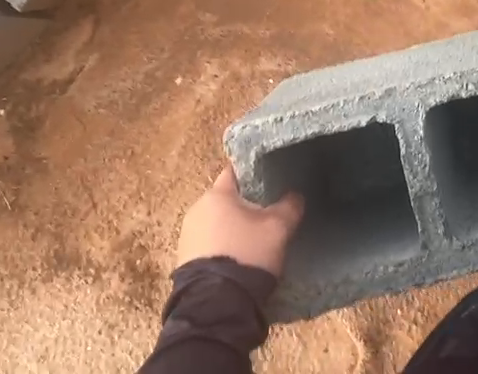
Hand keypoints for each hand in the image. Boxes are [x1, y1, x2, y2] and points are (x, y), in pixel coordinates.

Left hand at [176, 167, 304, 275]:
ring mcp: (186, 237)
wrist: (216, 306)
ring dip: (232, 228)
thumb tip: (295, 195)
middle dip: (245, 205)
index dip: (254, 173)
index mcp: (216, 195)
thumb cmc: (247, 254)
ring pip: (217, 223)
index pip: (236, 171)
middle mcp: (196, 210)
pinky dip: (222, 246)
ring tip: (254, 241)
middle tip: (267, 215)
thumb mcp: (278, 227)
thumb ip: (290, 205)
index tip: (271, 180)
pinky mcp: (183, 262)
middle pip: (226, 199)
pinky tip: (237, 259)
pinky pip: (208, 244)